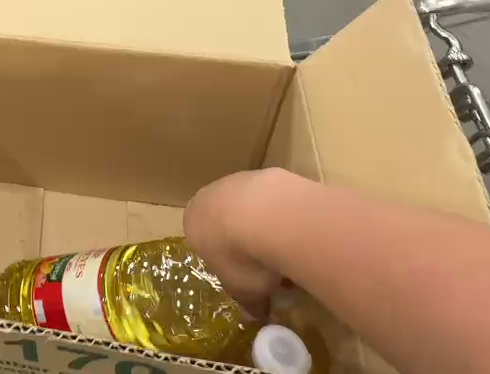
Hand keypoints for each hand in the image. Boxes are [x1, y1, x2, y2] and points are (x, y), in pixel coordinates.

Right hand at [184, 169, 293, 316]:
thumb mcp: (241, 290)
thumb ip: (246, 302)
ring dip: (264, 230)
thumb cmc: (240, 256)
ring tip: (287, 254)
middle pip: (225, 222)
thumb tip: (254, 314)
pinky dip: (281, 217)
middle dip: (245, 245)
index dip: (224, 262)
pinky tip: (296, 234)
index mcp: (193, 222)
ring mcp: (235, 181)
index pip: (203, 242)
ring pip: (249, 210)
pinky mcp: (263, 174)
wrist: (266, 215)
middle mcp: (208, 196)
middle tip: (267, 269)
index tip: (244, 278)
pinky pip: (271, 201)